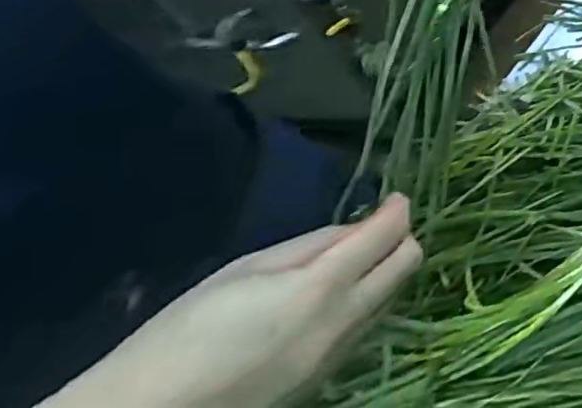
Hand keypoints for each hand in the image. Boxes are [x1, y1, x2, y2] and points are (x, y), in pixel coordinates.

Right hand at [42, 194, 421, 407]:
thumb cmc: (174, 340)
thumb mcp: (243, 273)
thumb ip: (312, 246)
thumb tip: (358, 229)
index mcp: (321, 289)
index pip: (389, 235)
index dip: (397, 209)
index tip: (392, 199)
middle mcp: (342, 324)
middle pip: (407, 265)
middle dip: (401, 238)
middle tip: (379, 228)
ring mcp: (336, 359)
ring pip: (391, 298)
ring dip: (385, 273)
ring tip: (354, 263)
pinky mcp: (323, 383)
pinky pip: (365, 330)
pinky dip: (364, 306)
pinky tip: (334, 302)